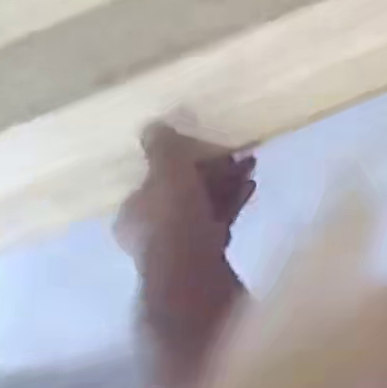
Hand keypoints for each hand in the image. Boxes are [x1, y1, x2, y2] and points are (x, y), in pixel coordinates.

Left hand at [116, 124, 255, 265]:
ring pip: (205, 201)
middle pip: (185, 189)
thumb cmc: (174, 215)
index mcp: (134, 209)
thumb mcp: (167, 174)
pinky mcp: (202, 245)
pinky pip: (219, 215)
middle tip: (241, 155)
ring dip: (229, 182)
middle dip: (215, 170)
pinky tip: (251, 188)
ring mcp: (177, 238)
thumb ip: (162, 149)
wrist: (191, 264)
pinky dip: (233, 199)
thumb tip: (152, 124)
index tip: (214, 148)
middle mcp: (149, 225)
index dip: (187, 161)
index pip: (159, 178)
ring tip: (253, 167)